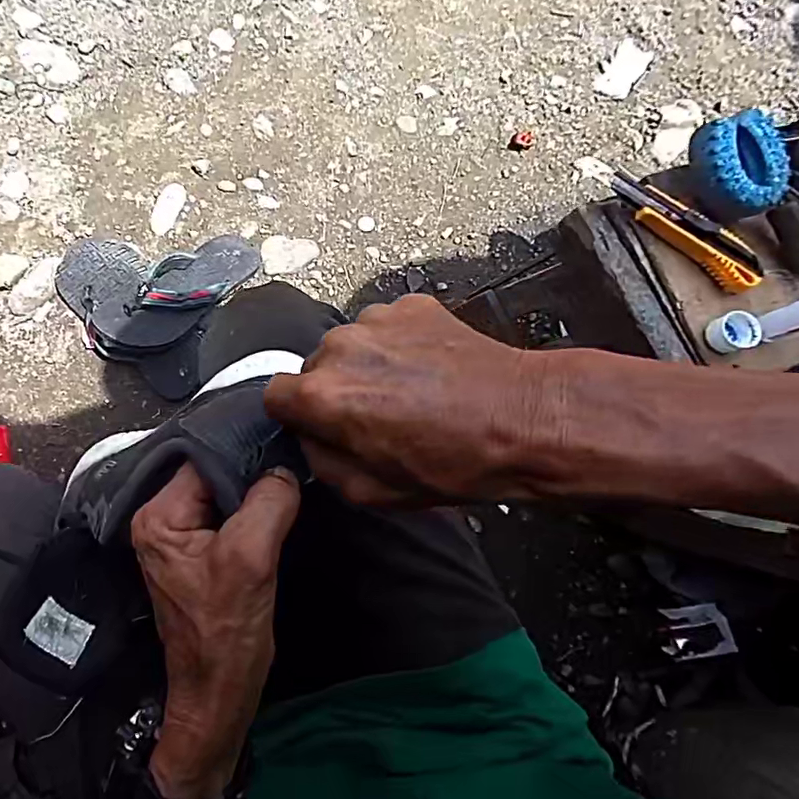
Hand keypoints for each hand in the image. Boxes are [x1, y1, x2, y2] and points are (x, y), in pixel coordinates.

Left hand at [130, 463, 300, 798]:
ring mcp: (178, 540)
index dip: (244, 450)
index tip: (283, 443)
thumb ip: (268, 504)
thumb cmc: (227, 635)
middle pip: (211, 474)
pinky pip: (227, 517)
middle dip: (251, 470)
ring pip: (223, 495)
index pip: (203, 459)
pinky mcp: (198, 555)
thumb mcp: (250, 560)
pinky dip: (252, 512)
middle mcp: (159, 522)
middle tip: (290, 461)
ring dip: (254, 493)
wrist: (218, 693)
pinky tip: (276, 509)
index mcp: (158, 518)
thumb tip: (282, 469)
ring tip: (288, 483)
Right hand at [263, 293, 551, 504]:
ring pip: (349, 347)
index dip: (294, 415)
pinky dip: (395, 348)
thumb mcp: (371, 491)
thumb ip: (322, 463)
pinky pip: (383, 329)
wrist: (524, 421)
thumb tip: (310, 441)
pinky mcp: (411, 307)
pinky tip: (425, 374)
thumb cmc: (457, 460)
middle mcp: (344, 349)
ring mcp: (379, 322)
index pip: (274, 393)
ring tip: (405, 396)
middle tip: (372, 418)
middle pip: (313, 368)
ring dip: (365, 369)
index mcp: (325, 396)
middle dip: (332, 392)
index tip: (315, 425)